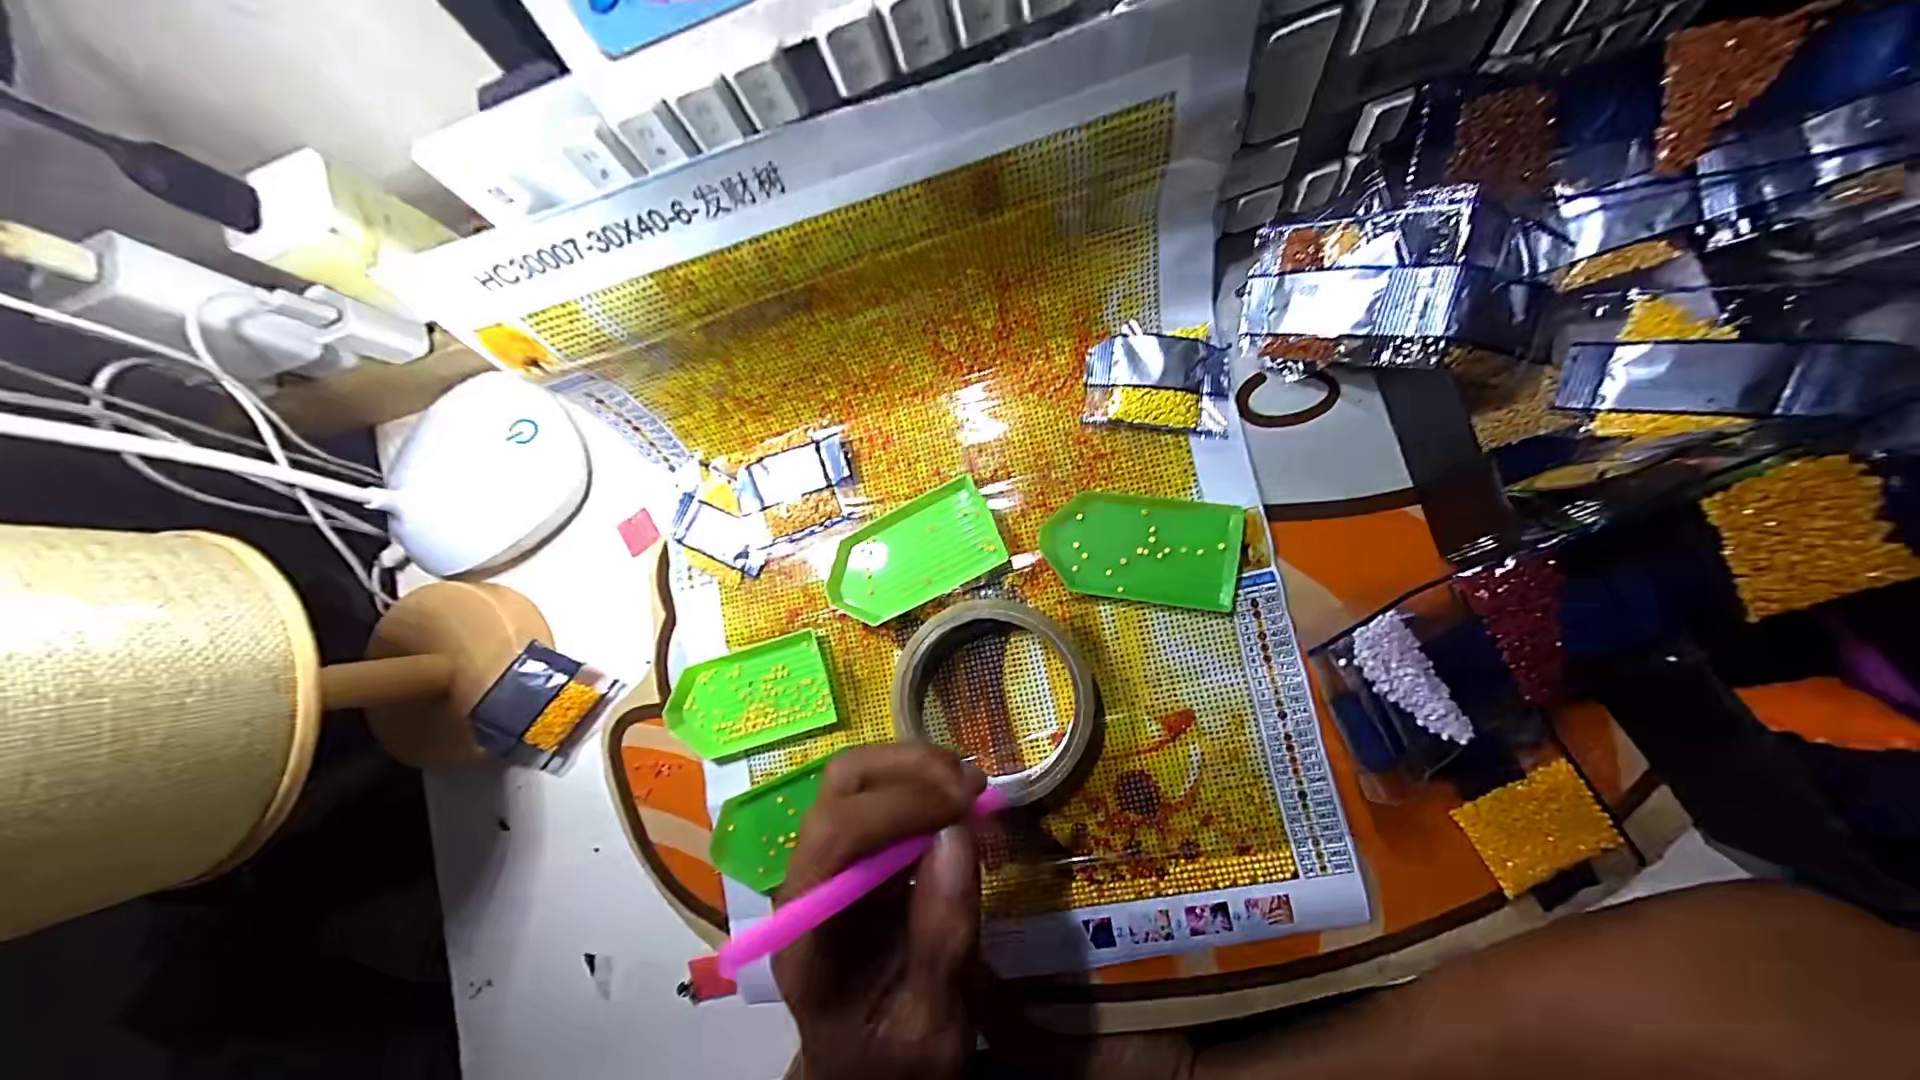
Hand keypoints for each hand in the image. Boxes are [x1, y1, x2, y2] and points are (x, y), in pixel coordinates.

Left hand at [774, 745, 985, 1079]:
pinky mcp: (856, 852)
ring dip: (917, 767)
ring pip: (857, 777)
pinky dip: (923, 783)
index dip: (900, 806)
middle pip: (840, 787)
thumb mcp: (931, 1029)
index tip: (966, 804)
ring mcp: (829, 860)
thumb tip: (957, 833)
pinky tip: (959, 801)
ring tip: (971, 788)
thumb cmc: (893, 1063)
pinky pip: (880, 794)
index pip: (835, 837)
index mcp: (808, 932)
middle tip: (974, 786)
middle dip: (910, 770)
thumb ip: (941, 941)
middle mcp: (808, 881)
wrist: (870, 1072)